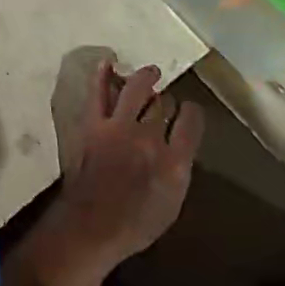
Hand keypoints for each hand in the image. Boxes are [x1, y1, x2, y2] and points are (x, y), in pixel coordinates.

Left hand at [52, 59, 204, 265]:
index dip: (192, 113)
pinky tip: (107, 63)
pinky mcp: (92, 125)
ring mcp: (118, 128)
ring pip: (135, 92)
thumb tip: (176, 146)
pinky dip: (101, 76)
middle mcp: (149, 139)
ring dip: (143, 79)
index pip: (191, 123)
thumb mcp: (173, 199)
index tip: (190, 110)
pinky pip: (98, 94)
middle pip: (162, 106)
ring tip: (149, 72)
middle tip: (165, 94)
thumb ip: (176, 168)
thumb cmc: (137, 221)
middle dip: (166, 99)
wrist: (93, 222)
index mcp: (175, 161)